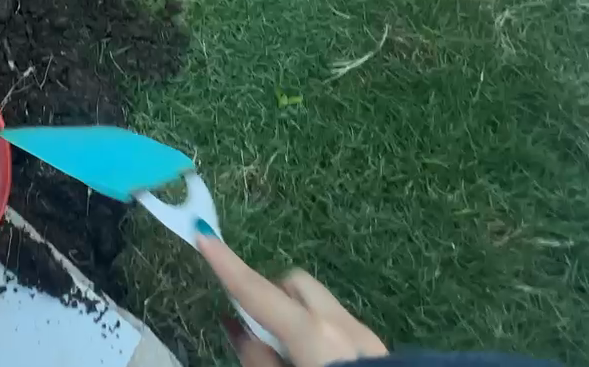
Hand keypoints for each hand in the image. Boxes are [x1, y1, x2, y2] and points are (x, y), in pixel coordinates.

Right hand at [196, 234, 386, 366]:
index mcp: (315, 337)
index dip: (227, 264)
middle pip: (295, 284)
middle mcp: (344, 327)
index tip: (202, 235)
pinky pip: (340, 330)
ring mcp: (369, 340)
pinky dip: (319, 336)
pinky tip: (318, 366)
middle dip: (271, 293)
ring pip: (320, 306)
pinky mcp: (386, 357)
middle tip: (255, 323)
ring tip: (287, 354)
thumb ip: (260, 362)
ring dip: (296, 317)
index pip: (259, 291)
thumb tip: (240, 331)